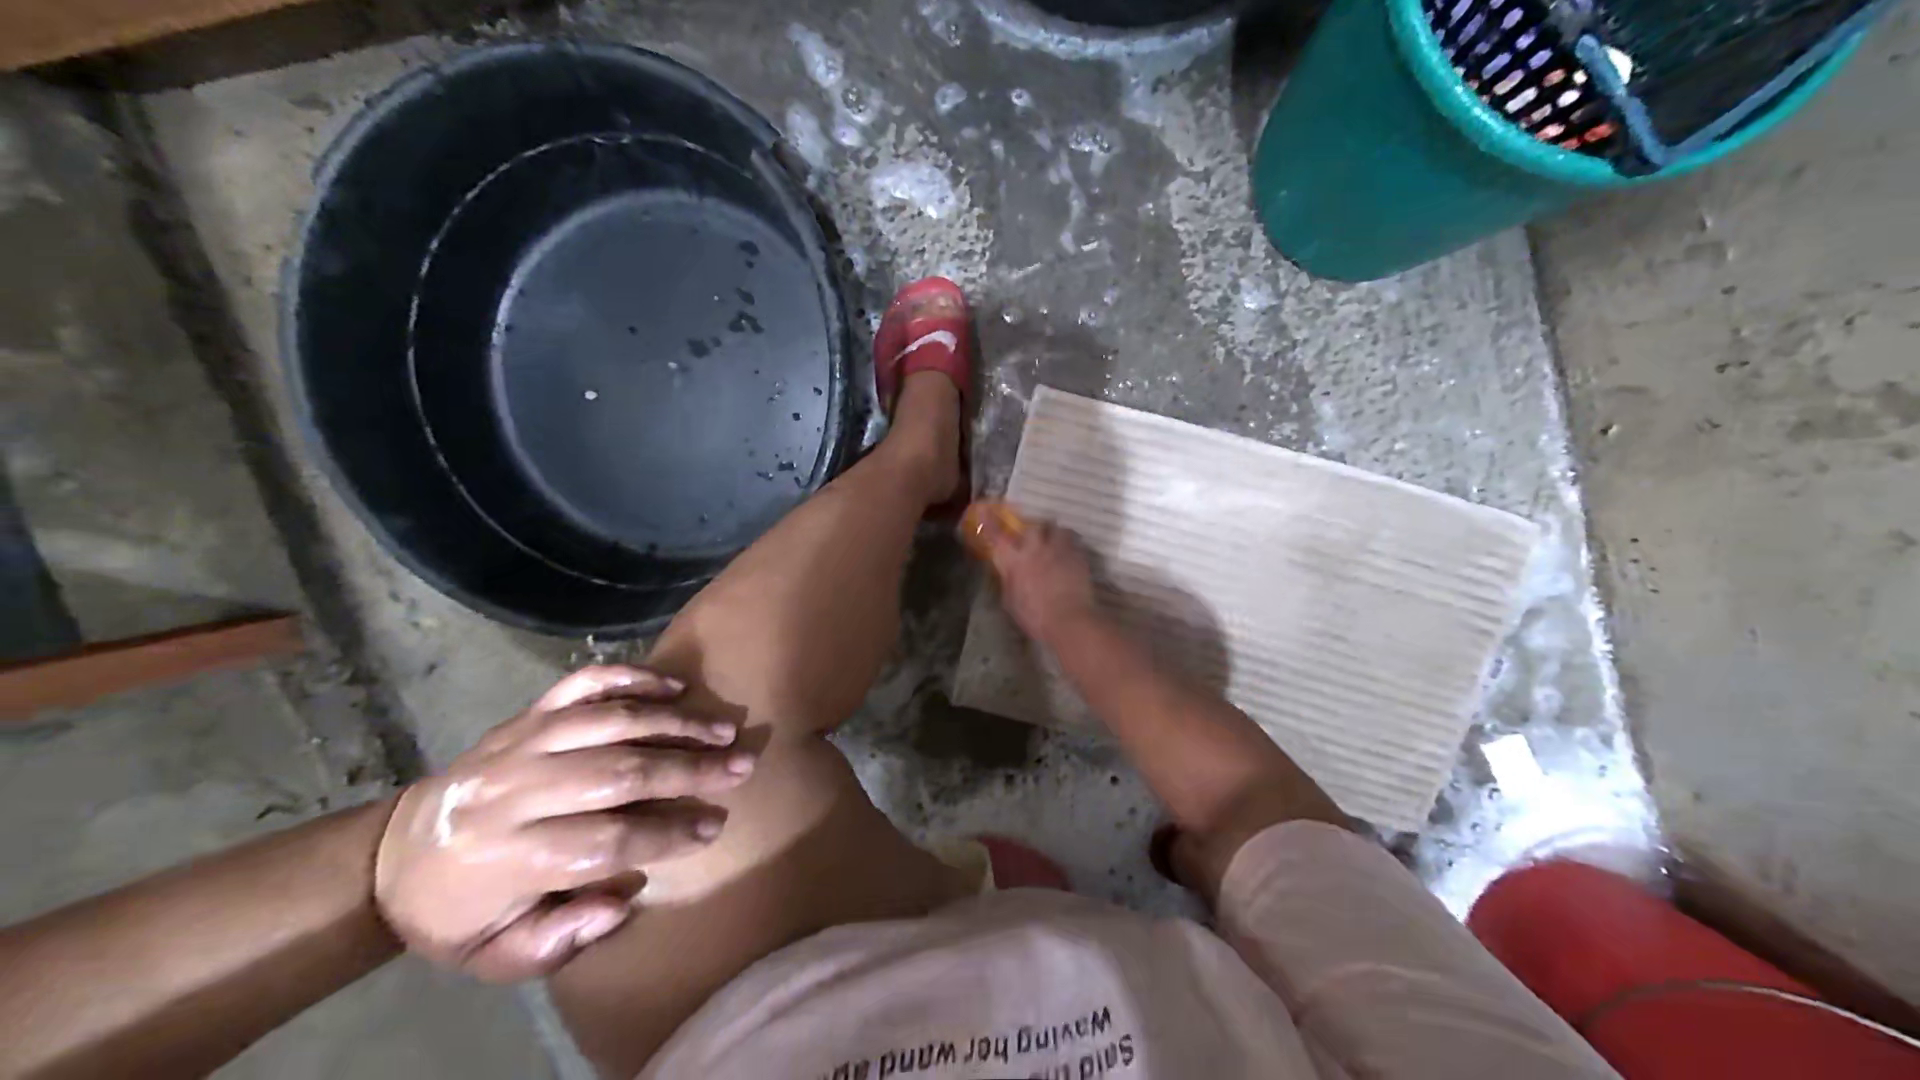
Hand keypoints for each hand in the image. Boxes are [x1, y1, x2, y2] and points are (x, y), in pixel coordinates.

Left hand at [373, 665, 752, 981]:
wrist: (392, 855)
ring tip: (722, 730)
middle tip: (741, 767)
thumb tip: (623, 900)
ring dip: (674, 722)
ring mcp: (521, 741)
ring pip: (611, 721)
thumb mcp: (492, 955)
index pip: (606, 840)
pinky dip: (631, 677)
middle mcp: (516, 790)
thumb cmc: (455, 911)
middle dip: (689, 770)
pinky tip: (673, 685)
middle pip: (619, 772)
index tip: (713, 827)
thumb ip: (557, 941)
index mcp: (509, 856)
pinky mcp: (526, 715)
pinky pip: (584, 684)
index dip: (667, 833)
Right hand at [979, 514, 1098, 643]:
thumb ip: (1009, 581)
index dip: (990, 522)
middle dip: (1033, 531)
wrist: (1069, 620)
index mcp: (1015, 560)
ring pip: (1058, 529)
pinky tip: (1070, 557)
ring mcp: (1060, 550)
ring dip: (1055, 534)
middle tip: (1035, 539)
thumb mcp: (1011, 601)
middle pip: (1033, 527)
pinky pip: (1074, 542)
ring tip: (1056, 544)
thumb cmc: (1034, 616)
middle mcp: (1036, 548)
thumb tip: (1009, 571)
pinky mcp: (1079, 556)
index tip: (985, 510)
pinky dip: (1070, 546)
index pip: (998, 536)